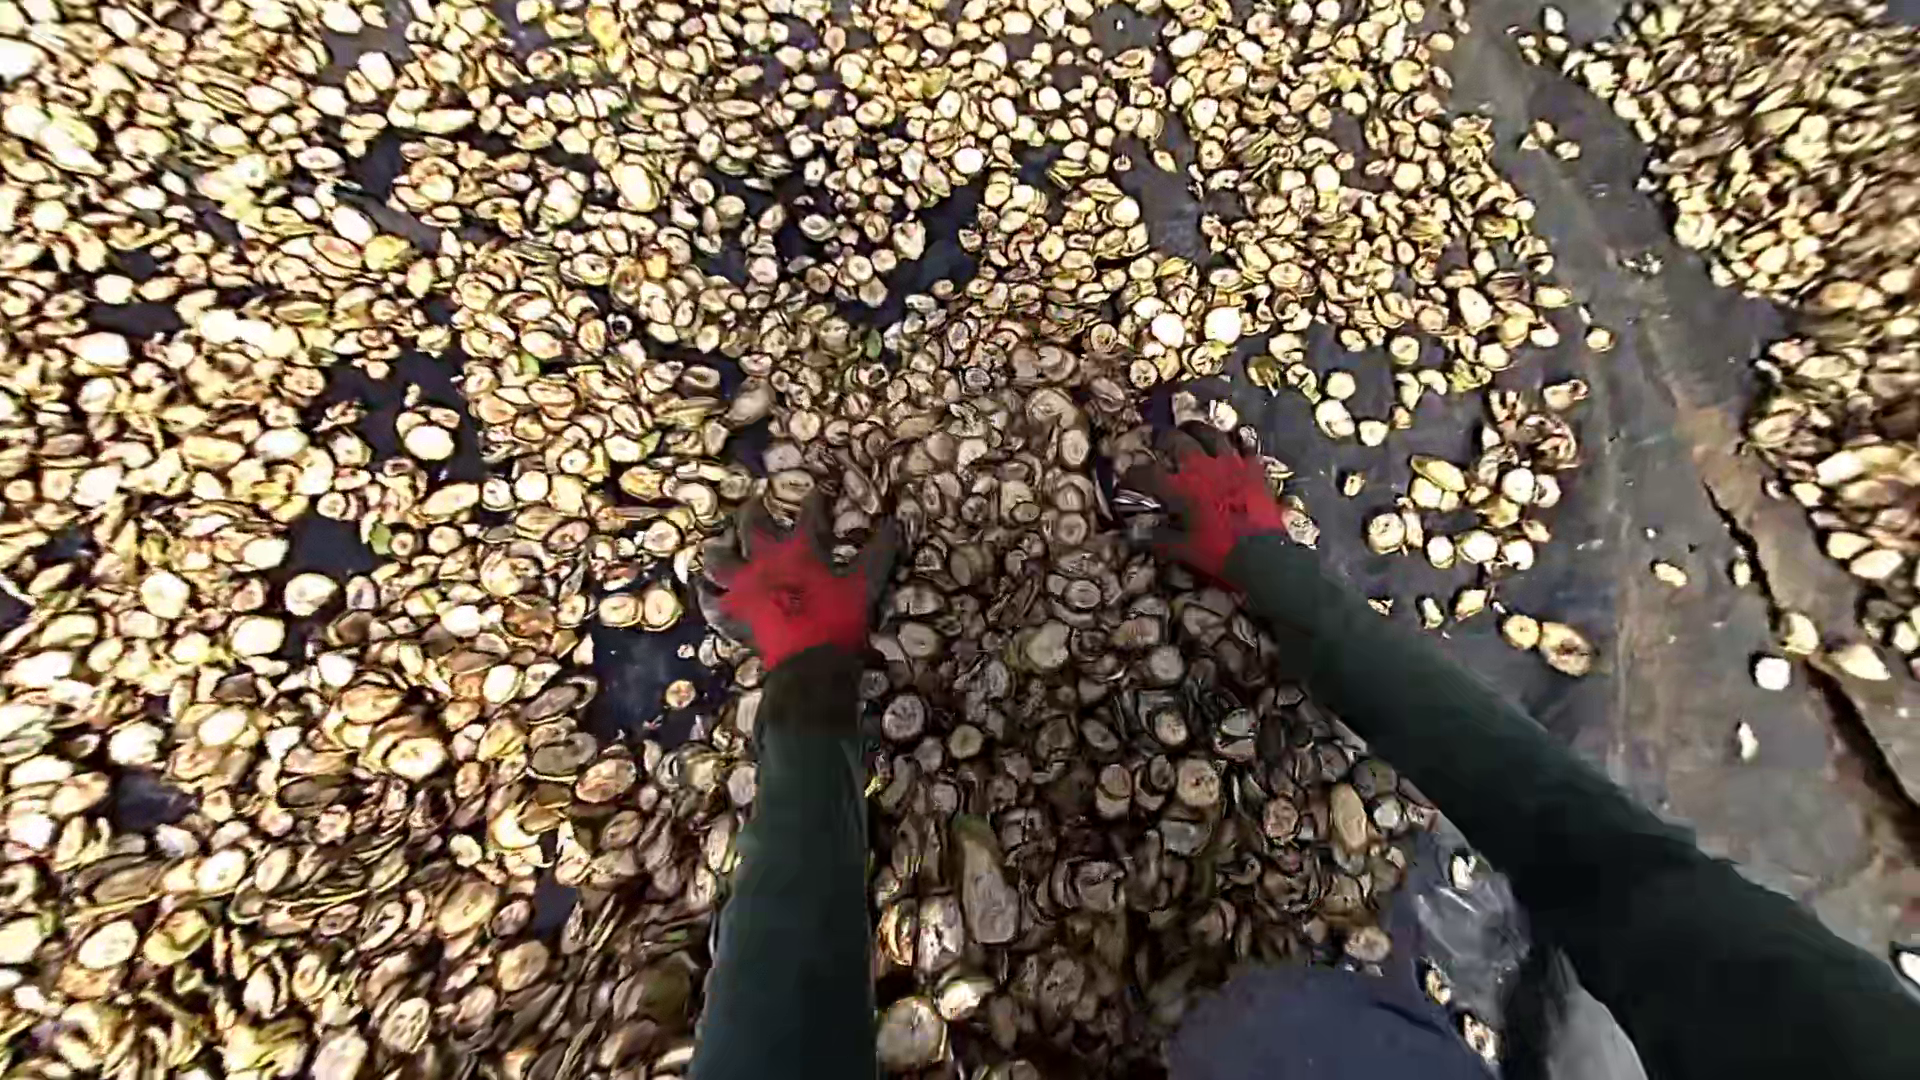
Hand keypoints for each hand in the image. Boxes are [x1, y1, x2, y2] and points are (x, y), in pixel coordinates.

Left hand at [699, 495, 897, 669]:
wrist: (810, 664)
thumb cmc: (838, 620)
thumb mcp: (867, 584)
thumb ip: (878, 553)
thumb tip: (896, 524)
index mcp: (801, 550)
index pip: (809, 516)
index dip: (815, 502)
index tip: (818, 493)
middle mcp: (767, 561)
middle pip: (752, 527)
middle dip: (754, 511)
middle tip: (755, 502)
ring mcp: (745, 586)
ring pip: (721, 559)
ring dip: (720, 549)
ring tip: (718, 543)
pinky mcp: (733, 613)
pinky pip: (712, 601)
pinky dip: (707, 594)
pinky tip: (705, 589)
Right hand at [1120, 423, 1290, 579]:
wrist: (1263, 555)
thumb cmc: (1218, 552)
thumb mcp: (1182, 548)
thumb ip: (1156, 539)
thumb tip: (1130, 536)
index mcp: (1181, 488)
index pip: (1148, 474)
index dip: (1133, 475)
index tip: (1125, 478)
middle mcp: (1203, 469)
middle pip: (1178, 442)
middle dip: (1162, 438)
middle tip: (1155, 436)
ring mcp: (1231, 465)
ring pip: (1211, 435)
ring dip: (1197, 430)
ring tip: (1189, 428)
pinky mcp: (1253, 470)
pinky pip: (1243, 448)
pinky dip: (1235, 444)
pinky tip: (1231, 443)